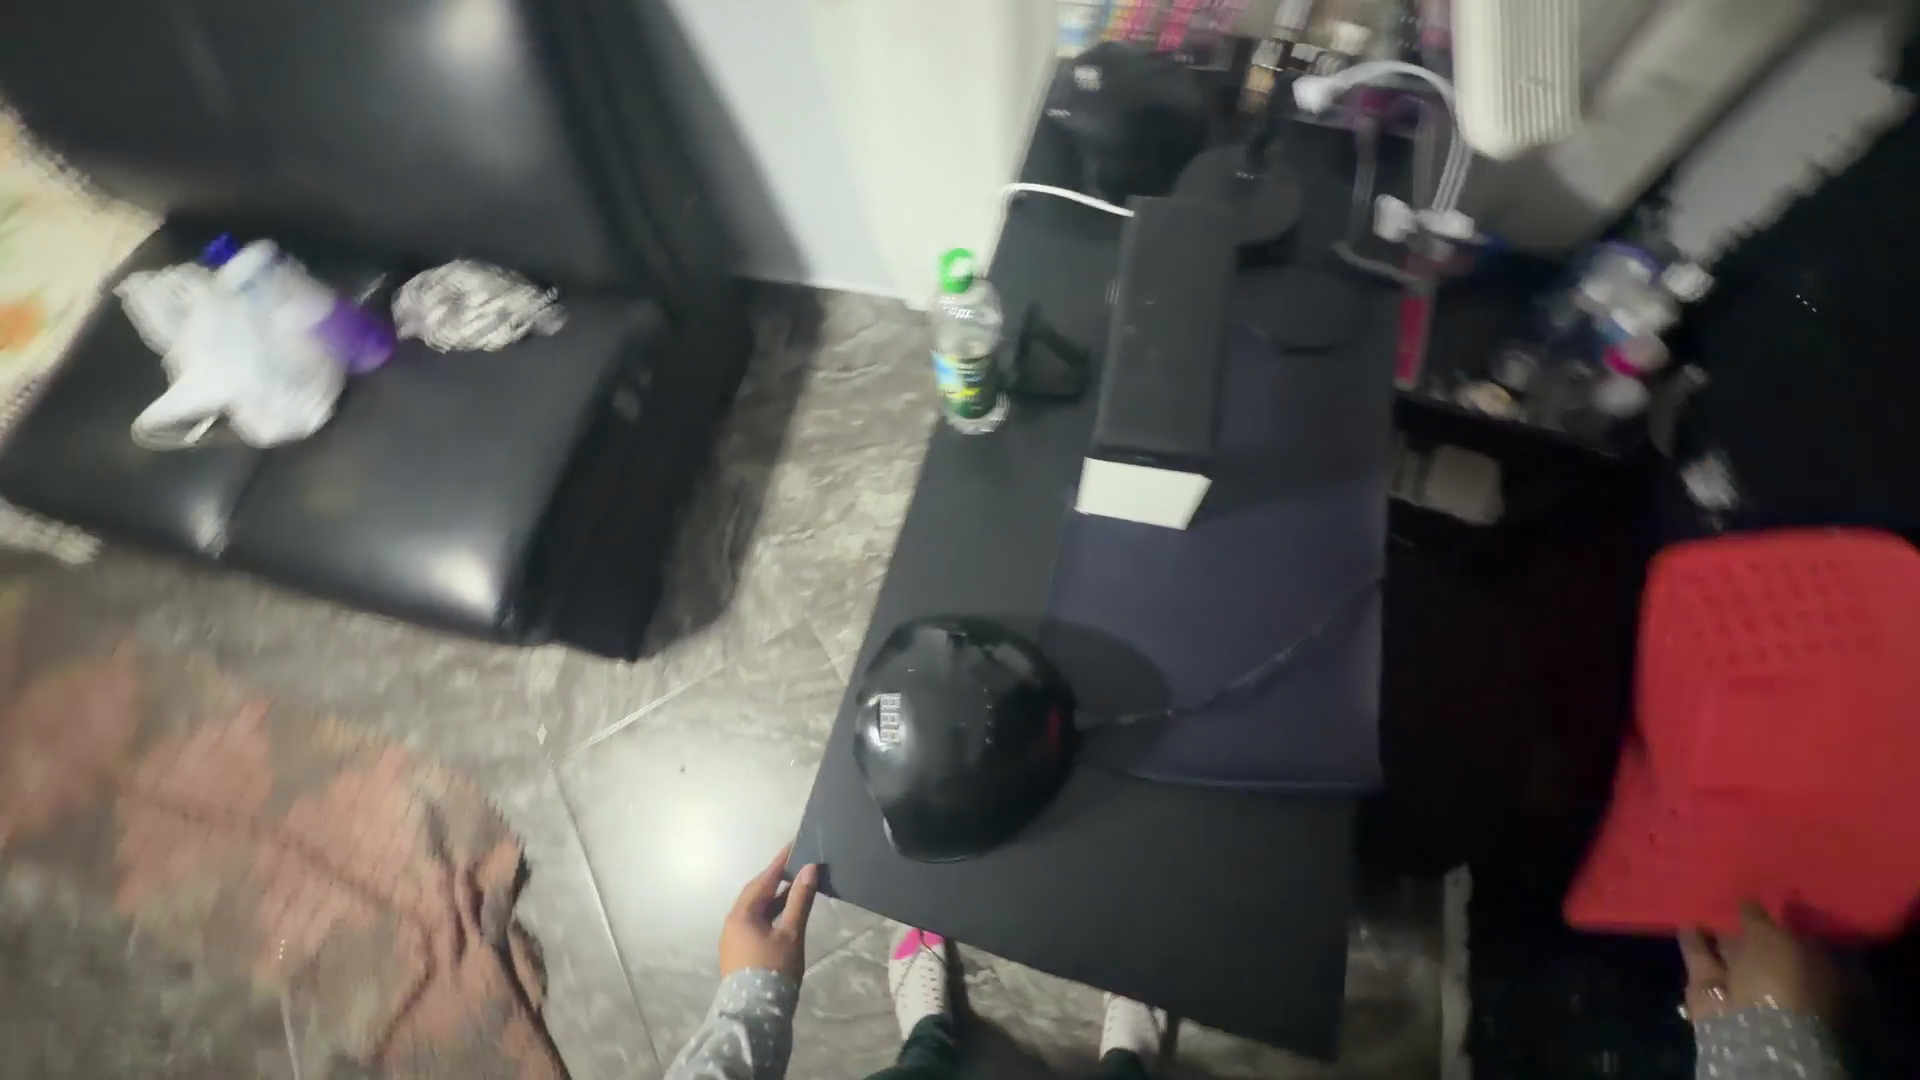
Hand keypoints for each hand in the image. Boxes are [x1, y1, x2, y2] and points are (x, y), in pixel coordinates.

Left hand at [719, 845, 819, 981]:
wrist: (754, 1017)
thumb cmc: (773, 970)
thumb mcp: (791, 933)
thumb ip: (800, 899)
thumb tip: (810, 868)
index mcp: (742, 914)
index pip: (764, 879)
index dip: (781, 861)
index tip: (795, 844)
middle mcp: (733, 922)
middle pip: (756, 892)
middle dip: (776, 877)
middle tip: (797, 862)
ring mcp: (733, 938)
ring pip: (756, 908)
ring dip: (775, 896)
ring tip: (796, 884)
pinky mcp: (738, 951)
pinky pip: (755, 921)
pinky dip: (771, 911)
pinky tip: (786, 912)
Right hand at [1678, 901, 1838, 1023]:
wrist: (1748, 1023)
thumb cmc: (1780, 980)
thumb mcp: (1775, 940)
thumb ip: (1759, 918)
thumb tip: (1747, 899)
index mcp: (1813, 971)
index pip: (1800, 940)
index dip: (1783, 920)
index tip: (1766, 896)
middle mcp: (1783, 979)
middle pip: (1764, 947)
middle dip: (1748, 926)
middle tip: (1730, 896)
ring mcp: (1746, 984)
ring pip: (1730, 951)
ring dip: (1718, 931)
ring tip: (1700, 902)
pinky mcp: (1711, 985)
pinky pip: (1700, 955)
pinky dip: (1691, 938)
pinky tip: (1682, 919)